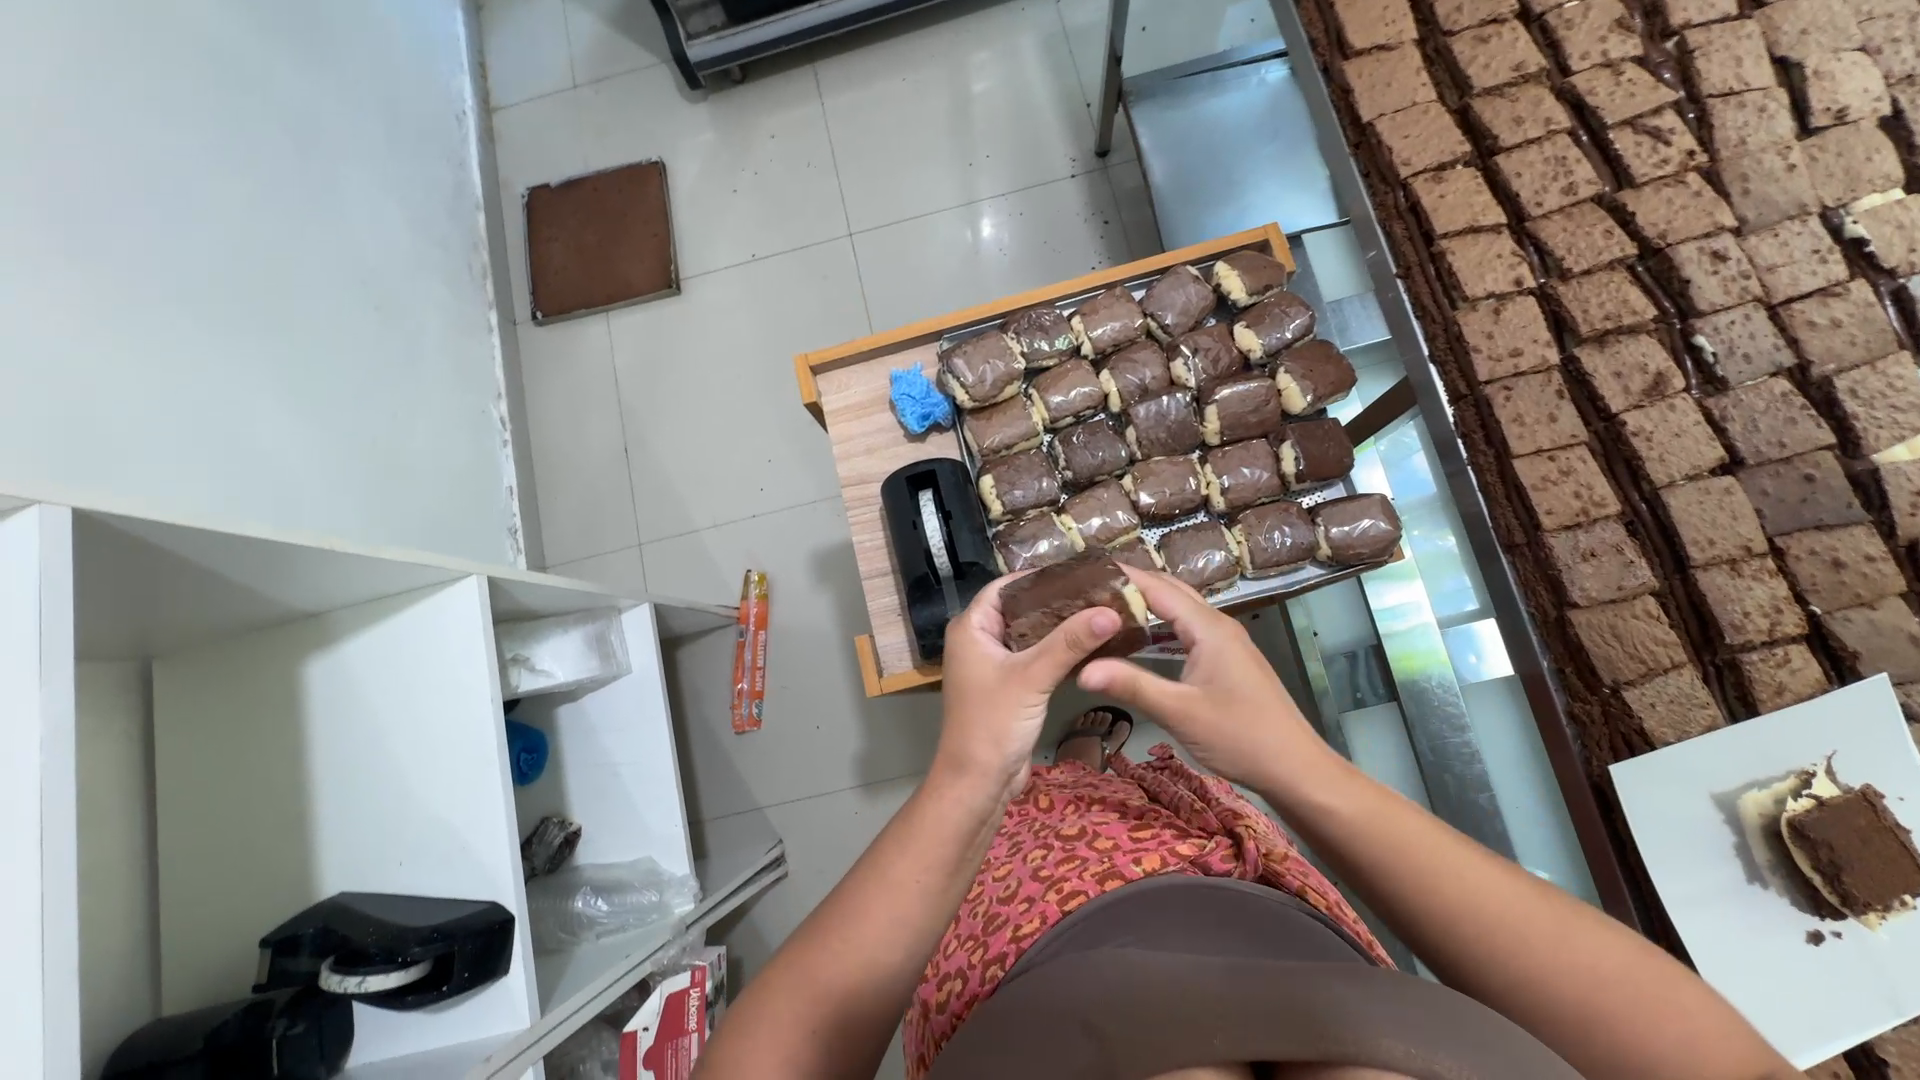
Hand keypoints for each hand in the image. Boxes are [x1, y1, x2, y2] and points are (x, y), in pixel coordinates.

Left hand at [936, 573, 1122, 800]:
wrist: (978, 783)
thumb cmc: (993, 724)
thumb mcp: (1032, 677)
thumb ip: (1069, 643)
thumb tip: (1109, 611)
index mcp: (971, 628)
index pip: (1005, 587)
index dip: (1040, 577)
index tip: (1081, 572)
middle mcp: (979, 641)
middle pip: (1020, 609)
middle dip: (1057, 602)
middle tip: (1100, 592)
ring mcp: (994, 666)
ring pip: (1030, 635)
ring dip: (1060, 628)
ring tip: (1101, 614)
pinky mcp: (1009, 687)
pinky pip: (1035, 659)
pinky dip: (1058, 652)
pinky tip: (1090, 648)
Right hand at [1078, 567, 1339, 798]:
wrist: (1295, 768)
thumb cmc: (1241, 736)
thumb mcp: (1179, 712)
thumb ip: (1131, 686)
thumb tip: (1080, 670)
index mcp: (1208, 628)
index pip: (1157, 587)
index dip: (1121, 577)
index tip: (1083, 574)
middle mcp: (1217, 625)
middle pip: (1169, 592)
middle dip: (1131, 587)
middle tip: (1087, 593)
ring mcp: (1225, 643)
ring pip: (1179, 612)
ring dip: (1144, 608)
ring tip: (1102, 612)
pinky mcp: (1226, 661)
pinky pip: (1186, 632)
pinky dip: (1159, 630)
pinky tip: (1135, 644)